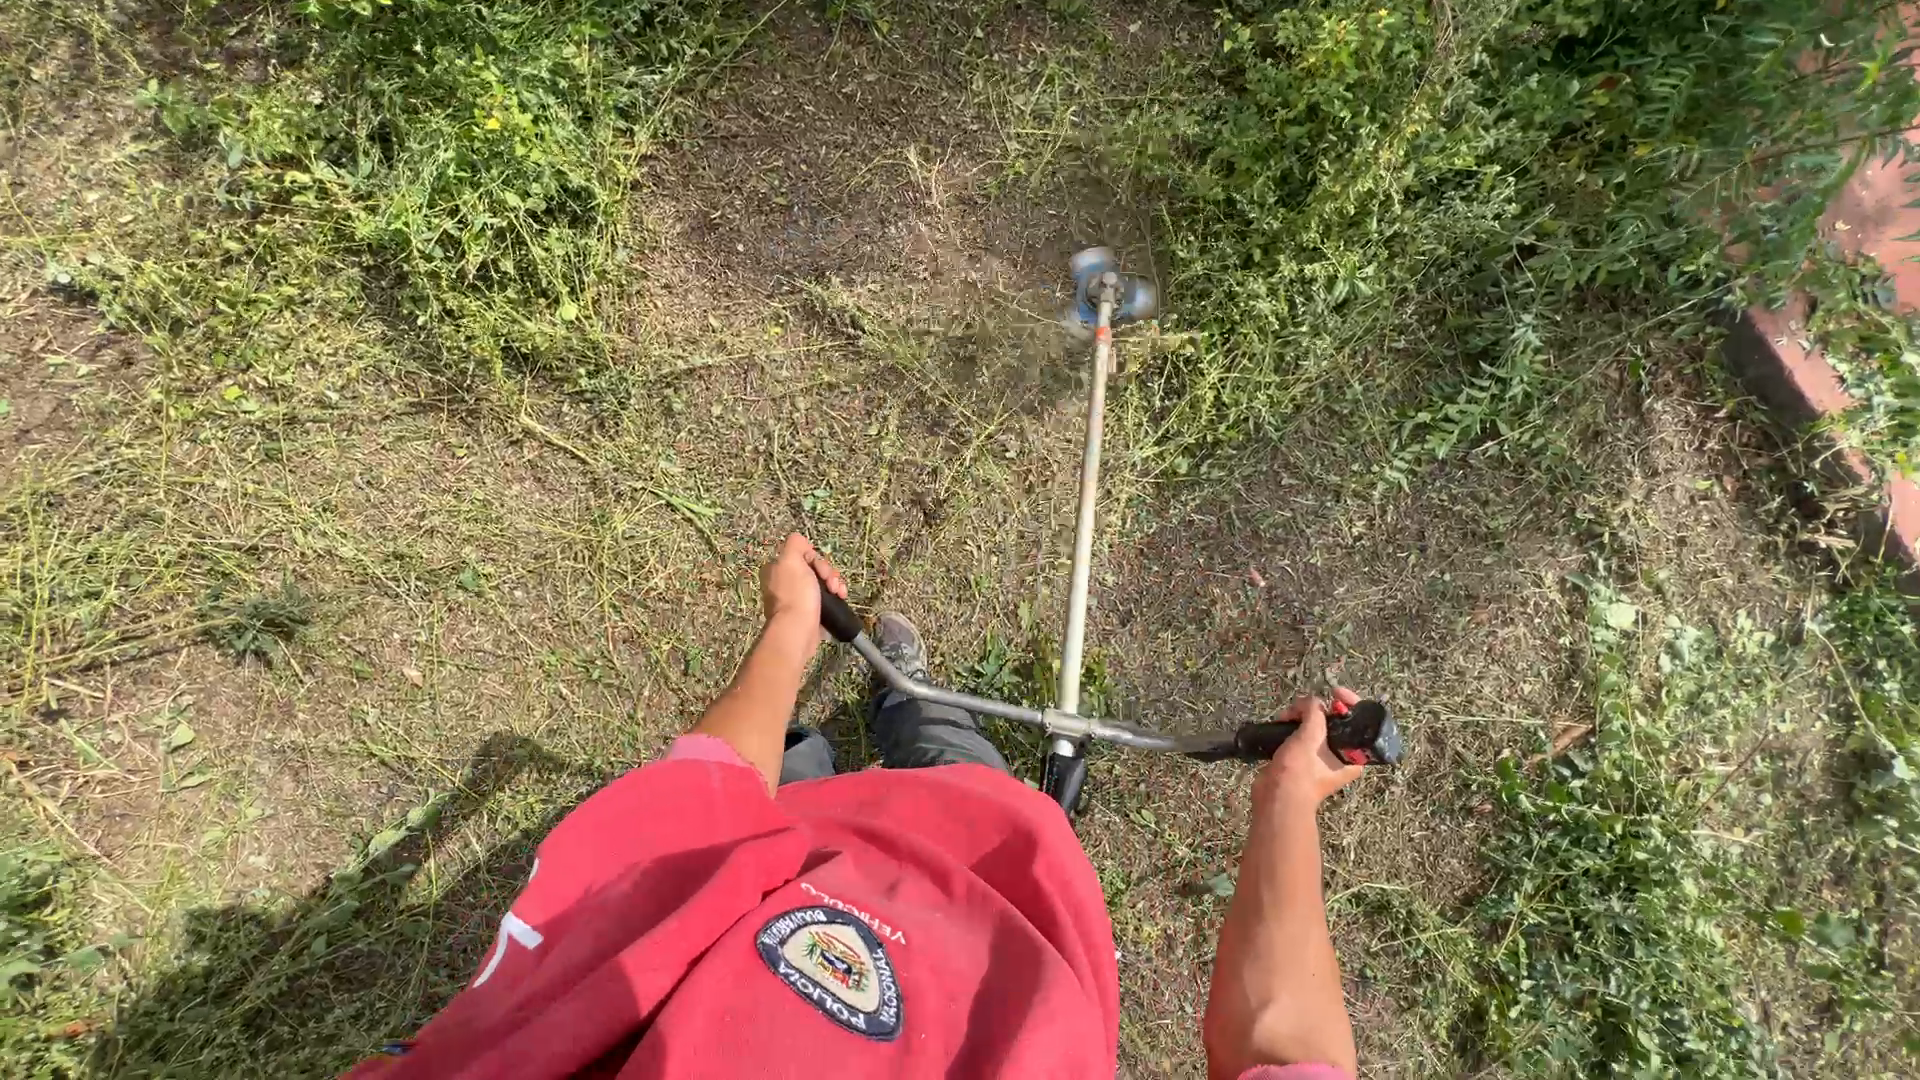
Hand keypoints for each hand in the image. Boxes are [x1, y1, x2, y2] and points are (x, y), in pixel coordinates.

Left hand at [760, 533, 845, 629]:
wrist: (798, 630)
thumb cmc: (795, 594)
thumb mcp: (791, 559)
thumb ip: (795, 543)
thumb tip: (804, 544)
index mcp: (776, 569)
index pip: (803, 555)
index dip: (817, 560)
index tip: (821, 571)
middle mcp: (784, 583)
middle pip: (814, 568)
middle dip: (828, 574)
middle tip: (832, 585)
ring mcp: (796, 598)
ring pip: (822, 582)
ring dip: (835, 584)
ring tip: (839, 594)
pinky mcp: (808, 612)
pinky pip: (824, 598)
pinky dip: (834, 598)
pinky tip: (840, 600)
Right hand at [1253, 687, 1365, 811]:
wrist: (1276, 797)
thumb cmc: (1301, 771)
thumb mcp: (1311, 736)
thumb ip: (1314, 712)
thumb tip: (1309, 702)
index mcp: (1354, 754)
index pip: (1359, 720)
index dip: (1350, 702)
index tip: (1333, 692)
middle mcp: (1341, 754)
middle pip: (1333, 720)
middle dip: (1316, 709)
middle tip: (1300, 708)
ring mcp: (1320, 755)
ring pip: (1314, 724)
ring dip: (1300, 716)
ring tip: (1285, 717)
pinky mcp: (1301, 757)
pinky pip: (1300, 733)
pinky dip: (1291, 725)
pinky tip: (1281, 723)